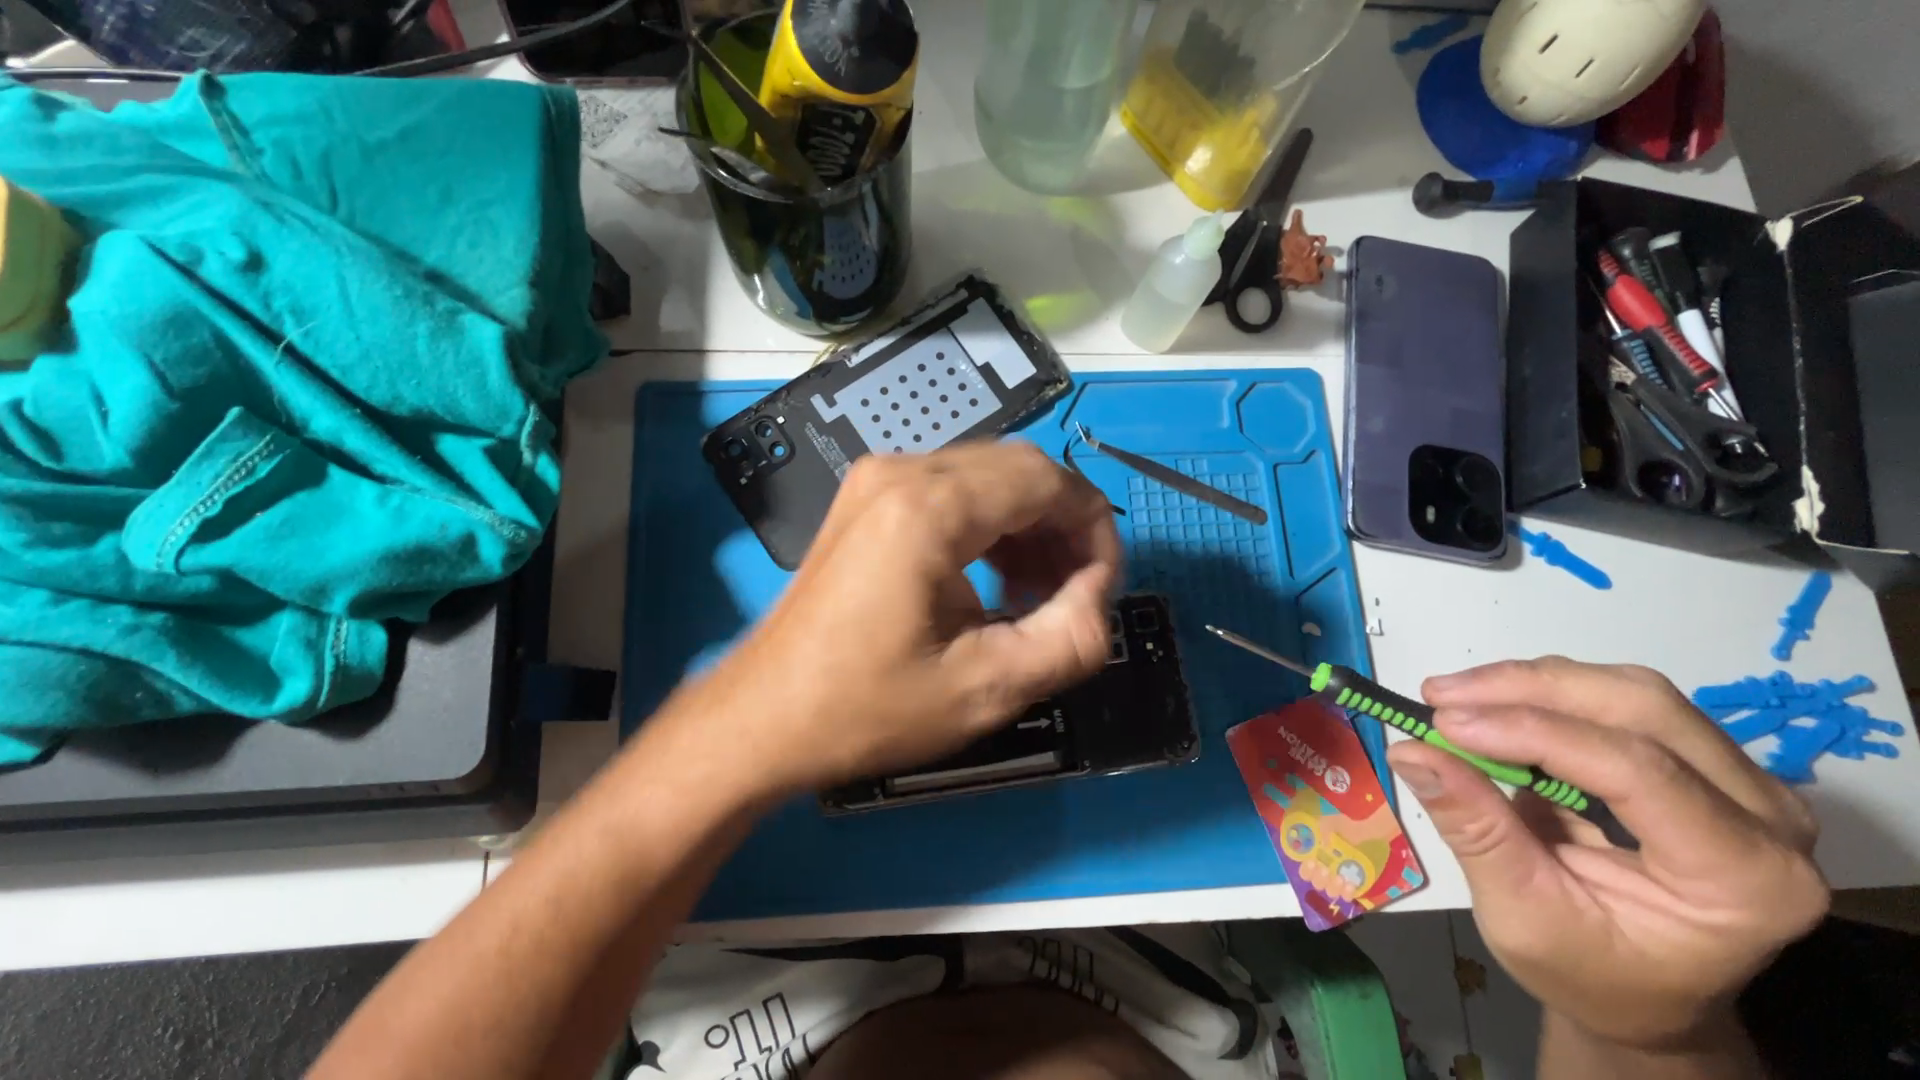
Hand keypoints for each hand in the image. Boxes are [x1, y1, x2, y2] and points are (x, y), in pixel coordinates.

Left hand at [680, 441, 1121, 796]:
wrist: (762, 718)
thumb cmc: (866, 709)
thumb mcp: (985, 688)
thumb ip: (1070, 638)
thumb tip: (1098, 592)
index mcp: (927, 507)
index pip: (1048, 480)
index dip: (1093, 529)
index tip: (1100, 590)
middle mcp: (900, 472)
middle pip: (1019, 469)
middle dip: (1063, 528)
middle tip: (1073, 595)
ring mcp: (875, 481)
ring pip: (987, 477)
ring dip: (1028, 528)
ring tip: (1035, 597)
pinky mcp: (865, 501)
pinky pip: (951, 493)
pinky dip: (989, 528)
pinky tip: (993, 583)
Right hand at [1292, 806, 1401, 900]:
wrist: (1369, 831)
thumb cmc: (1347, 826)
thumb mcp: (1333, 821)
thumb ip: (1324, 828)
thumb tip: (1323, 843)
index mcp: (1317, 856)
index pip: (1305, 870)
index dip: (1306, 869)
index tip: (1312, 862)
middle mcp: (1326, 870)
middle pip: (1315, 883)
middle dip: (1318, 878)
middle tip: (1325, 870)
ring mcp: (1339, 879)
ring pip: (1330, 892)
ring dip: (1332, 887)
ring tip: (1340, 878)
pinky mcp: (1353, 885)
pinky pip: (1347, 896)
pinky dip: (1346, 893)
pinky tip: (1350, 884)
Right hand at [1386, 659, 1827, 1050]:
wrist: (1644, 997)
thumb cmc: (1590, 972)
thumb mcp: (1523, 916)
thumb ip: (1476, 830)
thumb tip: (1410, 752)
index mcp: (1745, 880)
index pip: (1638, 771)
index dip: (1533, 733)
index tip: (1441, 721)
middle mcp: (1769, 819)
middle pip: (1644, 710)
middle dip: (1530, 689)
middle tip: (1440, 696)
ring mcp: (1746, 783)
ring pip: (1633, 691)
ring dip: (1535, 683)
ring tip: (1455, 697)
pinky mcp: (1710, 762)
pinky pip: (1626, 701)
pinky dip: (1549, 693)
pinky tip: (1495, 706)